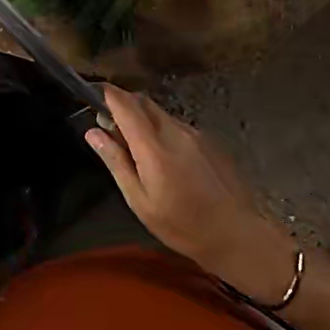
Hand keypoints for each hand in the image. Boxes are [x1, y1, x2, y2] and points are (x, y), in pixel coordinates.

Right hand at [86, 85, 298, 294]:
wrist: (239, 235)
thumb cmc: (182, 226)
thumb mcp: (140, 201)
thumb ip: (116, 162)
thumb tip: (93, 132)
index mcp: (154, 147)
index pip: (126, 104)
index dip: (106, 93)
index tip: (90, 94)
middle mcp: (175, 131)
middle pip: (143, 101)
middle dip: (122, 104)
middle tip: (108, 127)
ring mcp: (195, 134)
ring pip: (160, 113)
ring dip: (141, 119)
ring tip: (133, 148)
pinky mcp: (208, 141)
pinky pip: (175, 125)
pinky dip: (159, 130)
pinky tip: (162, 159)